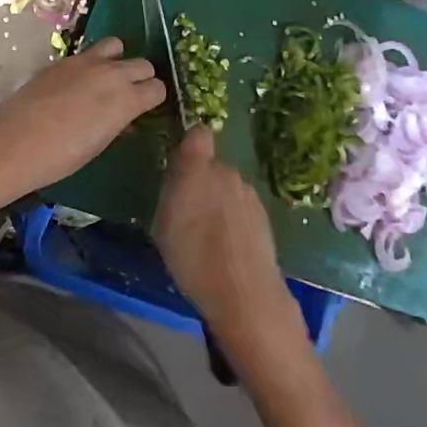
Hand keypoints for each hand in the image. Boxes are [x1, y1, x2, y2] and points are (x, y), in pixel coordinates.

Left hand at [0, 36, 164, 190]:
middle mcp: (112, 73)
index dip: (153, 99)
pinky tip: (77, 83)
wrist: (16, 141)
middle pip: (142, 63)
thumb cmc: (62, 156)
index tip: (144, 109)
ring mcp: (85, 61)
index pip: (157, 88)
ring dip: (117, 60)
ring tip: (105, 79)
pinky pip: (88, 53)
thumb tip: (123, 118)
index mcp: (127, 99)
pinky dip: (91, 63)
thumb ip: (117, 123)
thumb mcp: (99, 144)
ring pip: (116, 46)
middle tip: (128, 95)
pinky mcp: (62, 59)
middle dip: (140, 78)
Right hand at [154, 126, 304, 345]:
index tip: (180, 164)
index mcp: (196, 169)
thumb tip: (178, 181)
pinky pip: (241, 207)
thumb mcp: (162, 224)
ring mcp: (249, 194)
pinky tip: (227, 246)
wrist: (243, 293)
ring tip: (208, 235)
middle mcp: (226, 172)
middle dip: (201, 181)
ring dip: (218, 201)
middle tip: (188, 211)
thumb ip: (171, 192)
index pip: (198, 134)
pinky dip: (234, 219)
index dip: (190, 144)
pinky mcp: (264, 215)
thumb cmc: (191, 257)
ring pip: (228, 187)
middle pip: (212, 165)